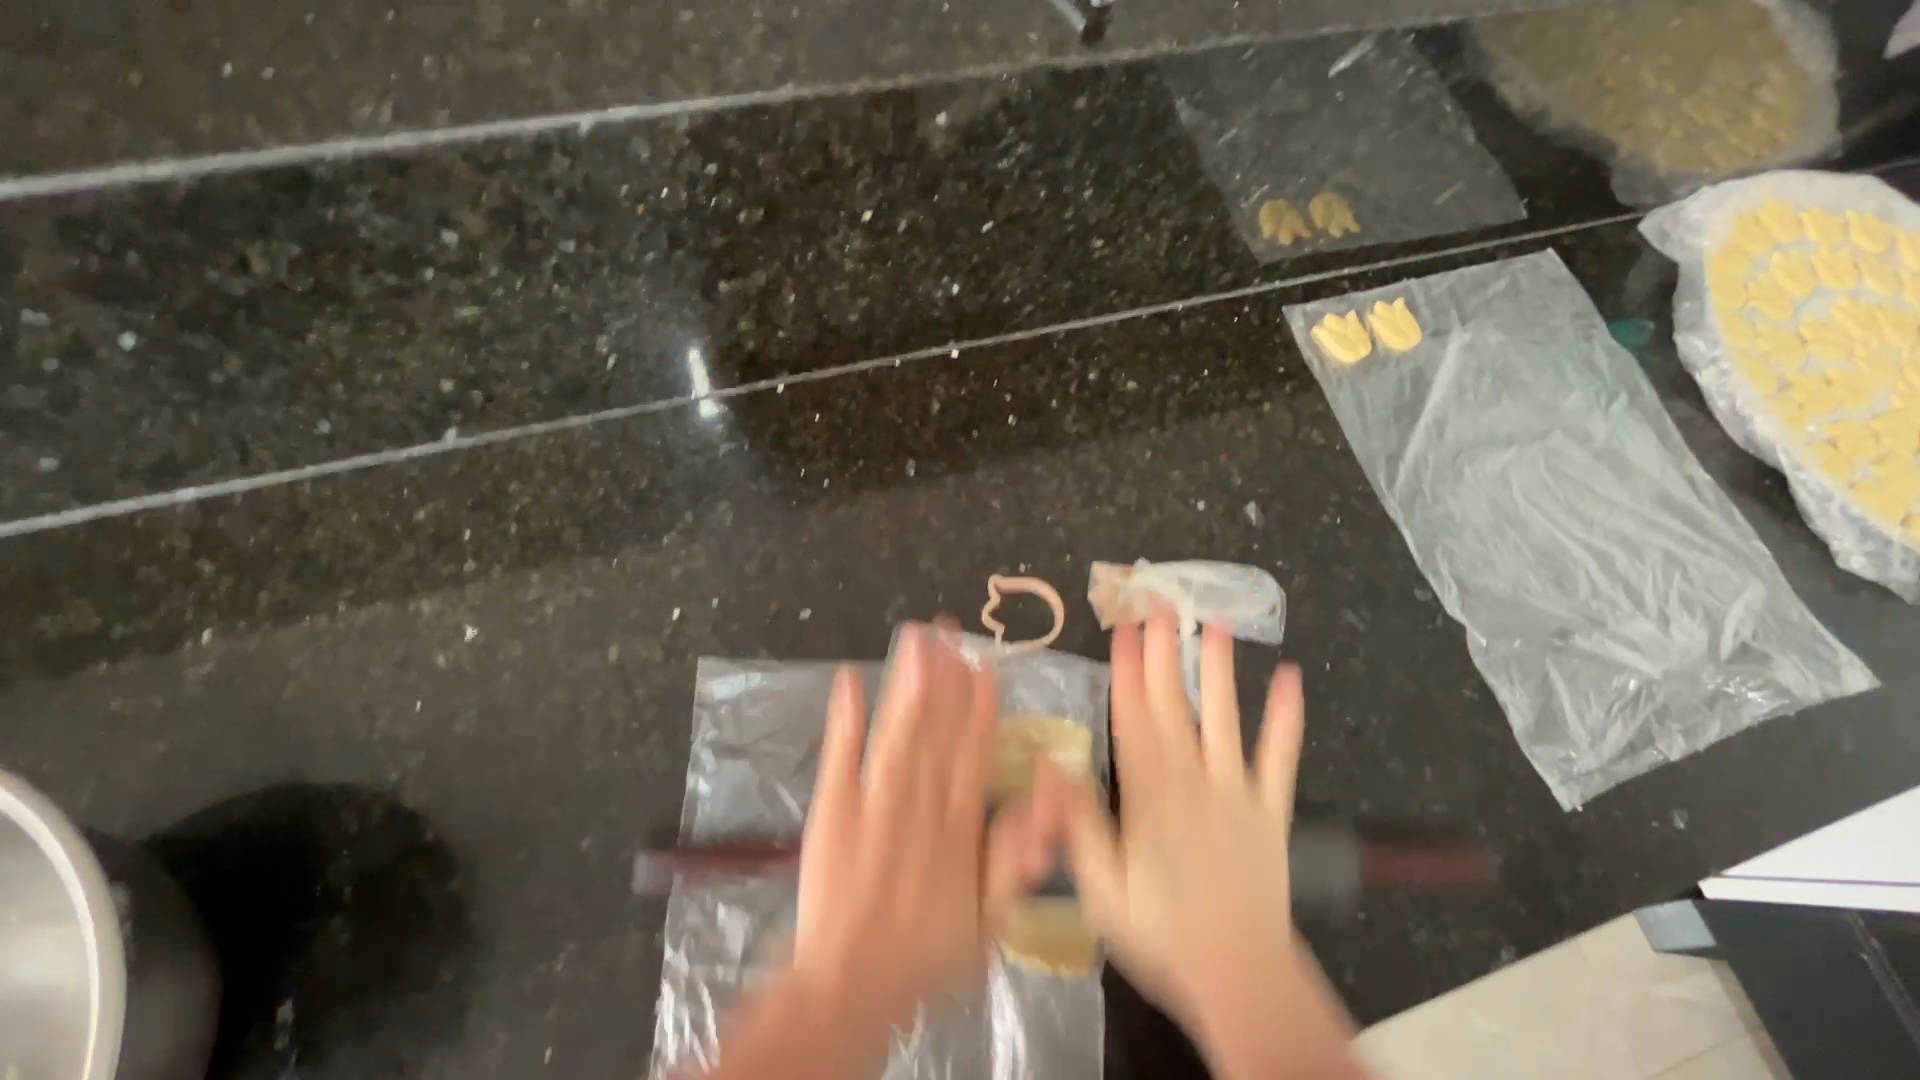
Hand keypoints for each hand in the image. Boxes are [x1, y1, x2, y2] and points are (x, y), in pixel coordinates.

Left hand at [791, 623, 1057, 1028]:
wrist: (849, 987)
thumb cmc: (923, 956)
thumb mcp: (989, 921)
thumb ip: (1015, 858)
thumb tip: (1045, 805)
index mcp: (957, 826)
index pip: (973, 755)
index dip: (980, 710)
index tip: (984, 668)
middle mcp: (918, 804)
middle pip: (936, 733)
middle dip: (945, 679)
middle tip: (950, 631)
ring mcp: (872, 804)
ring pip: (897, 734)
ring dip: (907, 685)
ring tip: (916, 639)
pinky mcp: (832, 811)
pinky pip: (840, 759)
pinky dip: (845, 720)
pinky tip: (849, 681)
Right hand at [1049, 608, 1305, 1029]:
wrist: (1238, 975)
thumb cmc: (1160, 934)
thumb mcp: (1102, 889)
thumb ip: (1080, 824)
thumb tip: (1052, 764)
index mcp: (1148, 798)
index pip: (1132, 720)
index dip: (1125, 671)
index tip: (1122, 629)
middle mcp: (1192, 781)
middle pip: (1172, 706)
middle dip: (1162, 653)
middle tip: (1159, 603)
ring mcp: (1236, 791)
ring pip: (1223, 718)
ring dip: (1218, 669)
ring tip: (1215, 622)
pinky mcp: (1271, 808)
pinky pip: (1280, 757)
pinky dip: (1286, 717)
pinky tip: (1290, 679)